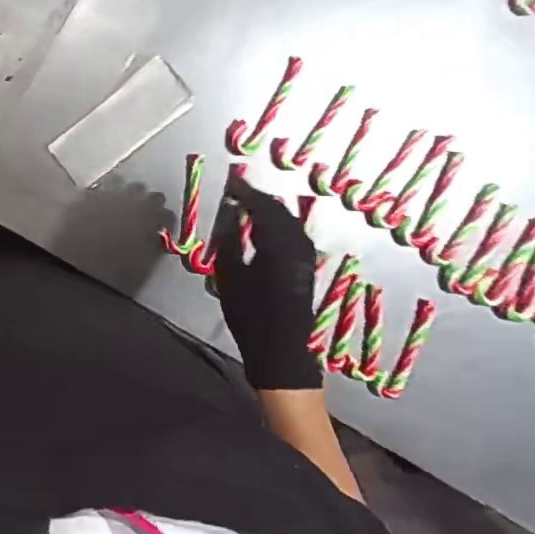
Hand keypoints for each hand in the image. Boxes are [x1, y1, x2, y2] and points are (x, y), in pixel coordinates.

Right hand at [211, 172, 323, 390]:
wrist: (280, 350)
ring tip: (249, 209)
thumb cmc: (250, 315)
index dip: (246, 192)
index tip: (231, 183)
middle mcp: (297, 245)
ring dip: (270, 212)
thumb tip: (227, 214)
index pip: (262, 207)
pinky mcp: (307, 268)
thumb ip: (229, 242)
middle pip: (280, 212)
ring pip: (289, 223)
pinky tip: (266, 231)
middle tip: (238, 193)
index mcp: (278, 244)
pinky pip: (294, 235)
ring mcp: (306, 257)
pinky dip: (278, 226)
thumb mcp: (230, 277)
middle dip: (259, 199)